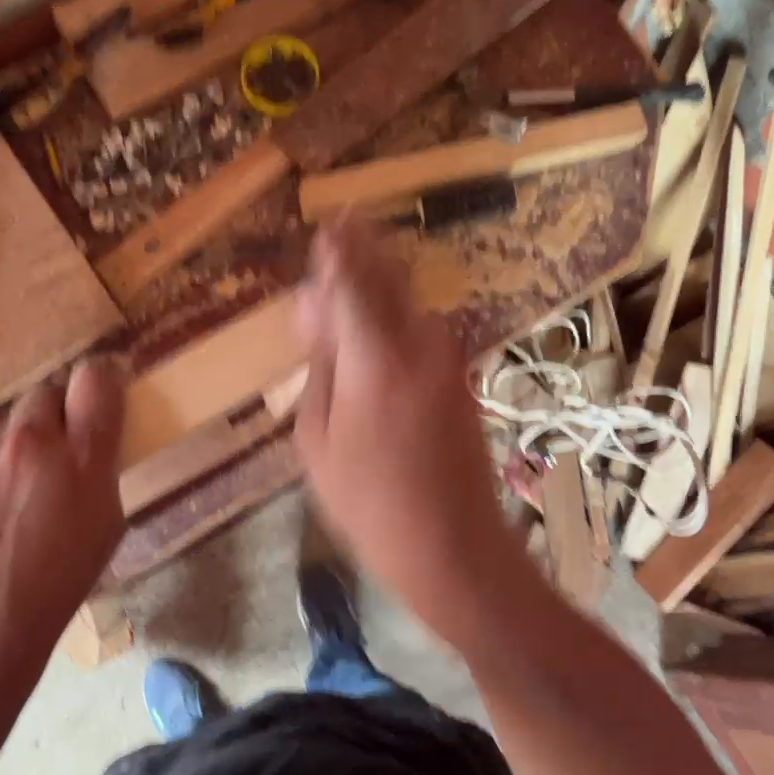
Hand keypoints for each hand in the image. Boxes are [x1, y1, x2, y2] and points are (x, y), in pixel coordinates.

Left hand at [0, 358, 127, 736]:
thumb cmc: (52, 593)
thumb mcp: (104, 532)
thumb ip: (98, 472)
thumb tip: (91, 436)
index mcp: (81, 459)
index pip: (96, 380)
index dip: (98, 380)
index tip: (95, 389)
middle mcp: (25, 441)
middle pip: (41, 396)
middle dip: (46, 423)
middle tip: (39, 466)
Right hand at [293, 222, 521, 641]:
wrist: (455, 548)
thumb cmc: (369, 503)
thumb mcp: (318, 440)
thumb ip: (318, 365)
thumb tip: (312, 309)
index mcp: (376, 354)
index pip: (351, 280)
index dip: (335, 251)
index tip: (323, 226)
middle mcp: (420, 343)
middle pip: (389, 278)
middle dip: (363, 253)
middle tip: (338, 234)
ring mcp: (448, 360)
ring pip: (409, 303)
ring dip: (380, 286)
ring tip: (347, 284)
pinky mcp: (462, 380)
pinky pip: (421, 331)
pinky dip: (396, 319)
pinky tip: (374, 333)